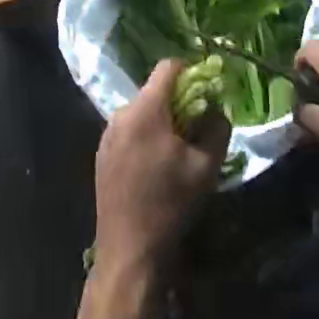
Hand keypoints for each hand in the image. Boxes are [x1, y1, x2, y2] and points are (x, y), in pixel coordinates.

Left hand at [93, 59, 231, 267]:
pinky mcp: (101, 155)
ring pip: (142, 110)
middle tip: (195, 125)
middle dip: (178, 100)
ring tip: (176, 148)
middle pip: (154, 89)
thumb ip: (218, 125)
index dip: (192, 72)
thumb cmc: (171, 204)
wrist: (130, 252)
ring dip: (161, 118)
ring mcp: (107, 135)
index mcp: (145, 110)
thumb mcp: (208, 164)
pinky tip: (155, 164)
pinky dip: (145, 135)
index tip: (206, 93)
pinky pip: (129, 129)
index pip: (169, 66)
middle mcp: (121, 114)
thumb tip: (216, 108)